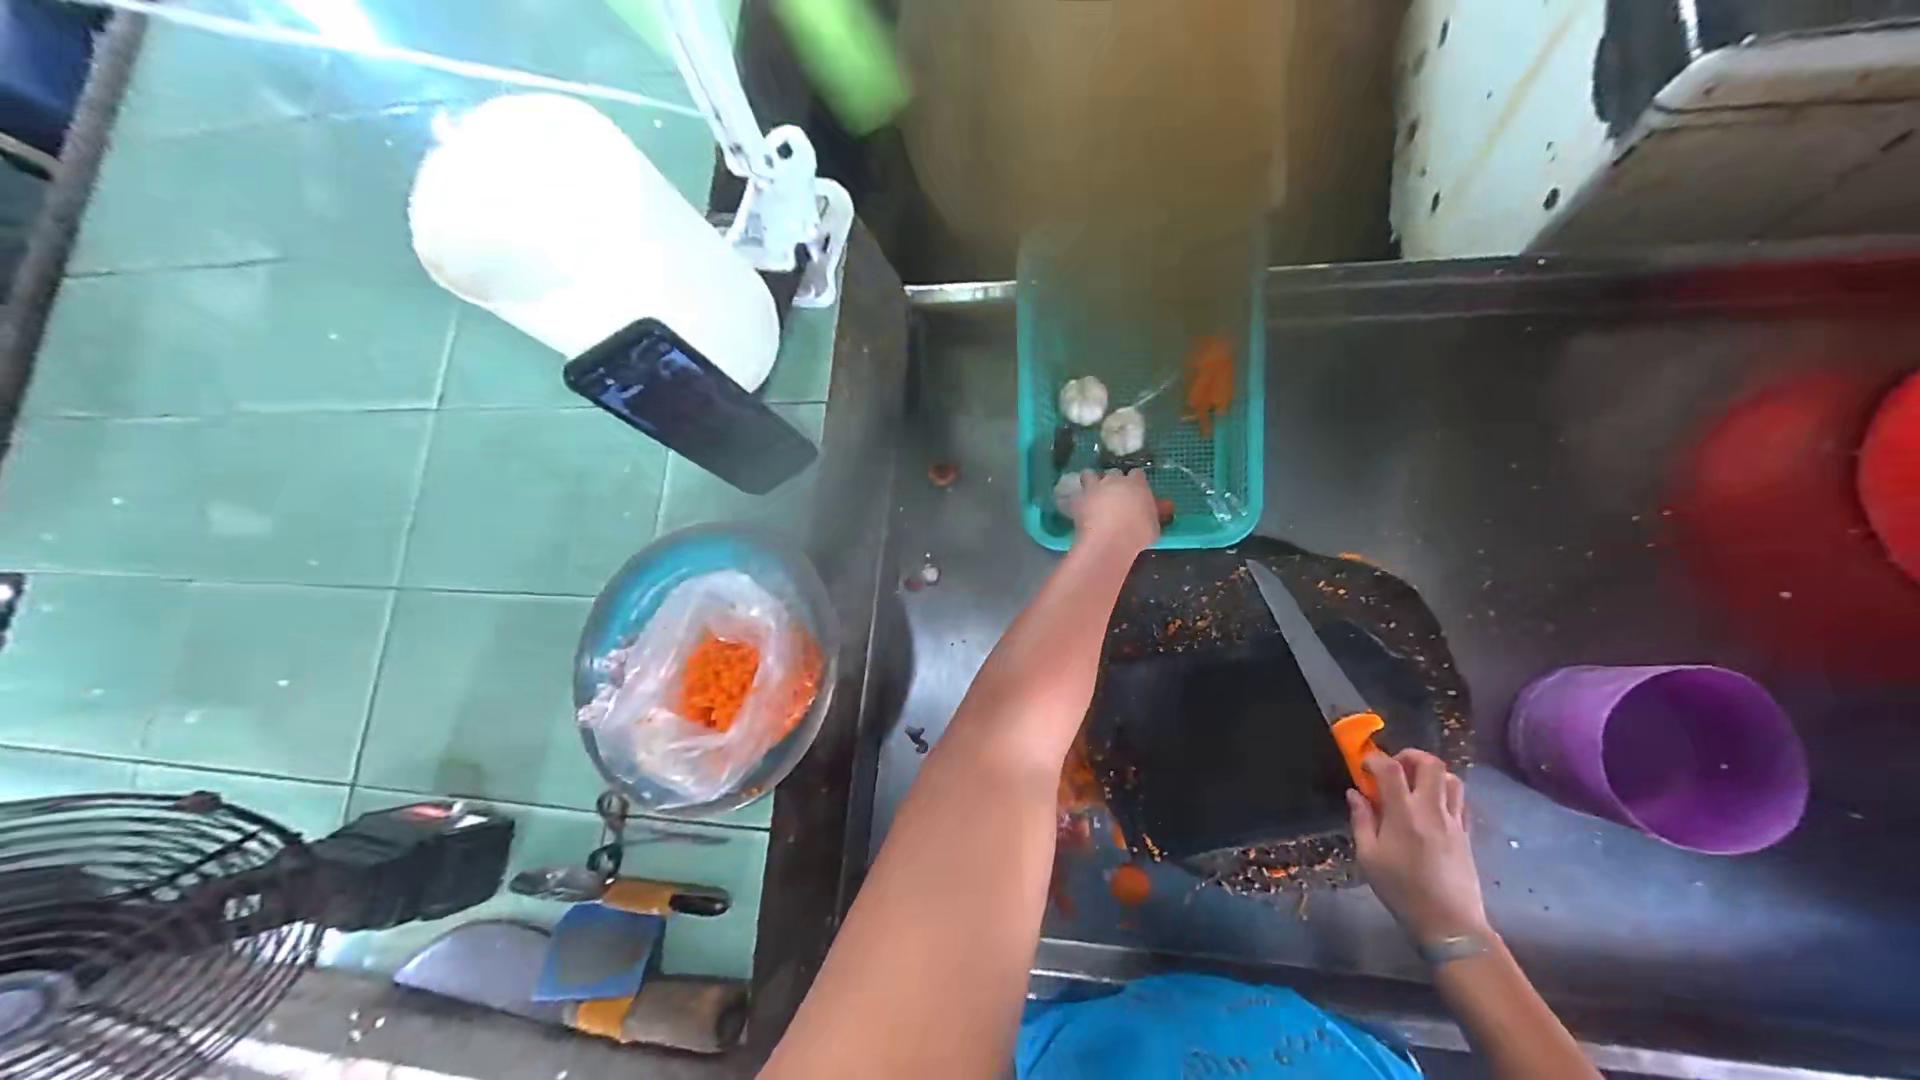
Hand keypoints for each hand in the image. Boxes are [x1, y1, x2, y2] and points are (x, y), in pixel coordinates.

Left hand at [1067, 469, 1158, 553]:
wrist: (1110, 540)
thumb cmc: (1138, 534)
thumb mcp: (1154, 525)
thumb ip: (1154, 512)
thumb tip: (1161, 507)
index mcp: (1136, 484)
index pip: (1137, 474)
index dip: (1135, 482)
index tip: (1135, 492)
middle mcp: (1115, 480)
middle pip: (1114, 473)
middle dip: (1114, 481)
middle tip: (1115, 495)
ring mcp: (1094, 487)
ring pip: (1090, 474)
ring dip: (1092, 481)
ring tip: (1093, 493)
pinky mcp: (1078, 499)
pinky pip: (1077, 494)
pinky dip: (1079, 500)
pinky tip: (1080, 508)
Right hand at [1348, 750, 1489, 943]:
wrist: (1450, 924)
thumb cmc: (1401, 890)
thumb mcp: (1368, 856)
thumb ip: (1361, 820)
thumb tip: (1355, 793)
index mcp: (1404, 815)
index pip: (1391, 768)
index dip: (1374, 759)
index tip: (1363, 768)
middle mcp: (1432, 811)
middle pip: (1430, 764)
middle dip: (1408, 756)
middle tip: (1392, 768)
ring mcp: (1454, 822)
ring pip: (1451, 779)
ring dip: (1430, 773)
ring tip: (1412, 785)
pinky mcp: (1466, 834)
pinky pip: (1460, 800)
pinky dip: (1443, 792)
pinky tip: (1428, 807)